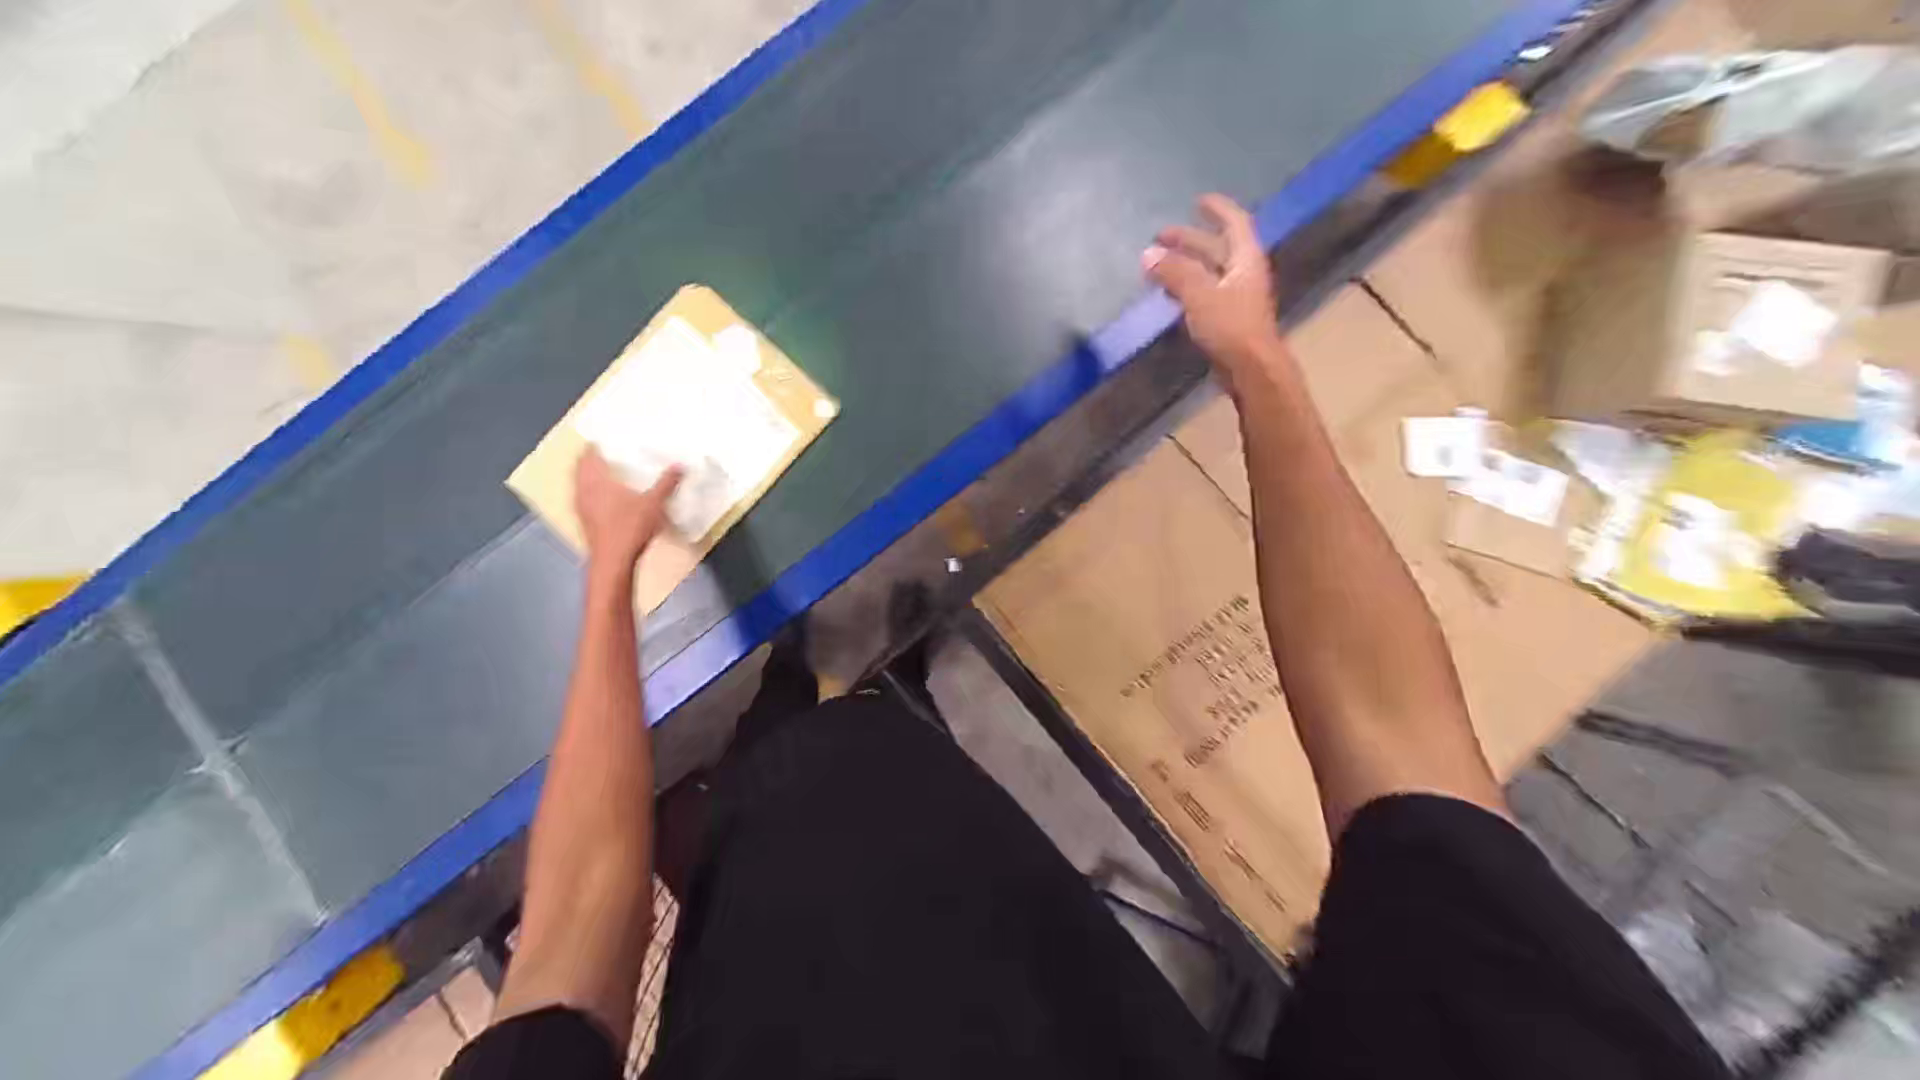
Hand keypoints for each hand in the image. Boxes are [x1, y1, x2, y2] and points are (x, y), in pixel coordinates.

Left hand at [574, 448, 682, 574]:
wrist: (613, 560)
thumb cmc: (631, 526)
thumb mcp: (654, 502)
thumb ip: (666, 483)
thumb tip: (680, 465)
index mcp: (596, 479)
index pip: (589, 454)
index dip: (597, 444)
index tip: (608, 438)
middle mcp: (583, 489)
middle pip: (581, 467)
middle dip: (592, 459)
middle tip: (608, 453)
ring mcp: (580, 506)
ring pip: (580, 483)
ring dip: (590, 475)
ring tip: (608, 473)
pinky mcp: (584, 520)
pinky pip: (584, 497)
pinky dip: (592, 492)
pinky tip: (607, 497)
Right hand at [1144, 194, 1291, 391]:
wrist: (1251, 369)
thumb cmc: (1230, 327)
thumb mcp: (1200, 294)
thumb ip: (1175, 272)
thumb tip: (1149, 253)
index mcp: (1245, 259)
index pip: (1235, 223)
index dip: (1217, 209)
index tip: (1197, 201)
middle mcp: (1244, 273)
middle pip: (1217, 248)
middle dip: (1191, 239)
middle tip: (1162, 236)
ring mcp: (1237, 297)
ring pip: (1210, 272)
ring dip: (1186, 264)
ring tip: (1160, 263)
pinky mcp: (1228, 320)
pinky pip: (1205, 293)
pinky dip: (1187, 287)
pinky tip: (1170, 293)